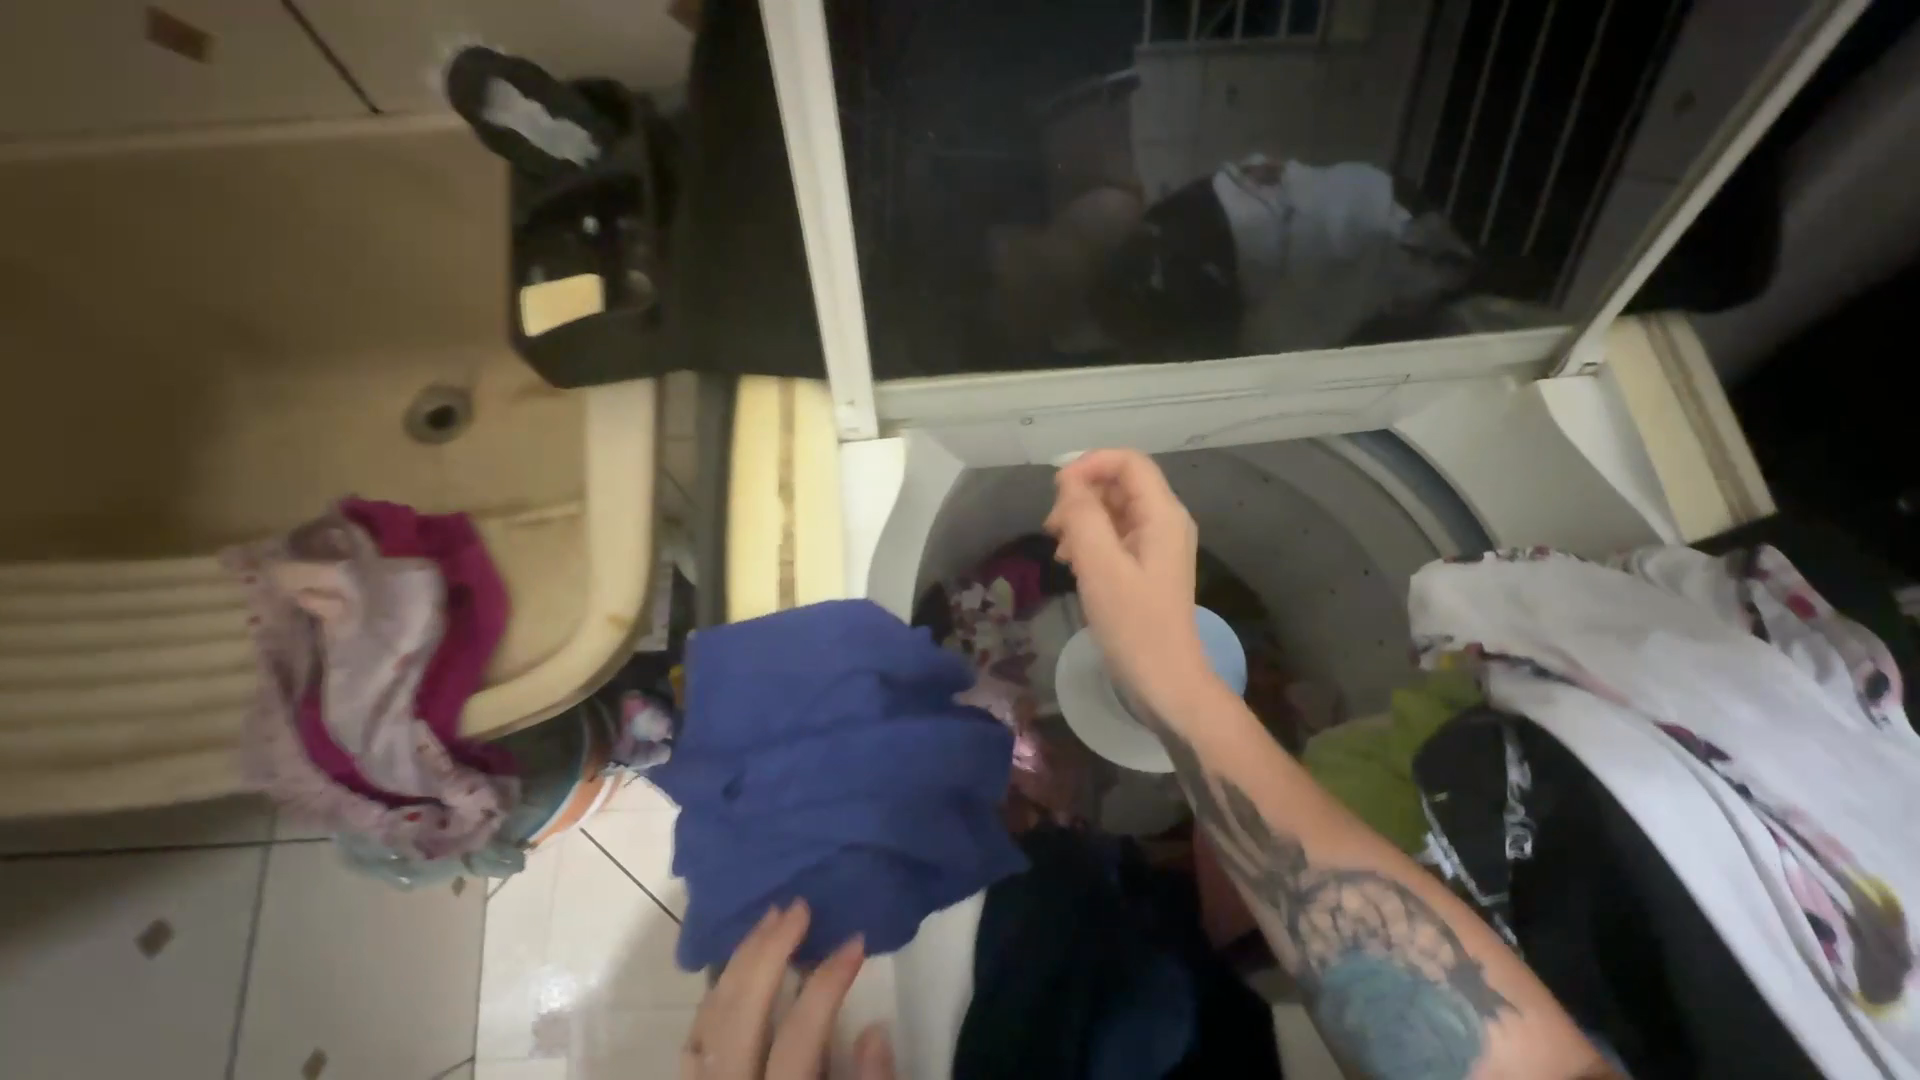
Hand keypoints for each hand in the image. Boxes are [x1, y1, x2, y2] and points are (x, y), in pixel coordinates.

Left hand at [681, 900, 895, 1079]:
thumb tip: (873, 1031)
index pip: (798, 1038)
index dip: (827, 984)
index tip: (855, 942)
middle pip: (738, 1018)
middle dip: (768, 953)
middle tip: (798, 906)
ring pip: (706, 1023)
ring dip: (737, 965)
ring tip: (768, 921)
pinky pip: (693, 1044)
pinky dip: (715, 998)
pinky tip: (737, 972)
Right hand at [1044, 449, 1214, 718]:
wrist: (1164, 679)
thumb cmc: (1133, 624)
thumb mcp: (1100, 566)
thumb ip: (1083, 516)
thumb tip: (1069, 483)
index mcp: (1162, 514)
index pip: (1127, 461)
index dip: (1089, 465)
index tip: (1056, 491)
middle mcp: (1165, 521)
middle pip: (1119, 483)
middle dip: (1082, 496)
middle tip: (1053, 528)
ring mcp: (1157, 544)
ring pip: (1114, 510)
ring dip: (1082, 520)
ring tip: (1060, 550)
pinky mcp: (1146, 566)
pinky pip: (1116, 536)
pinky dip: (1090, 541)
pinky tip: (1072, 564)